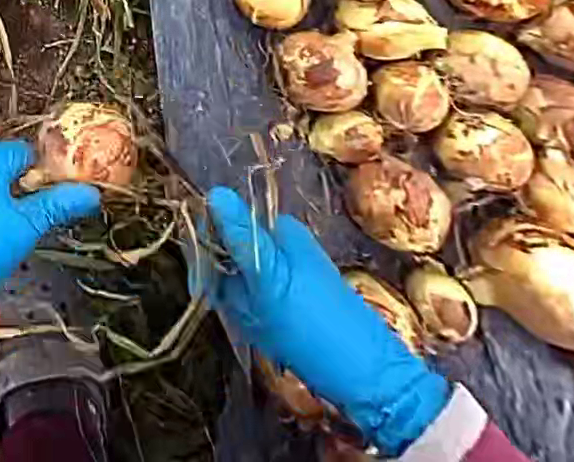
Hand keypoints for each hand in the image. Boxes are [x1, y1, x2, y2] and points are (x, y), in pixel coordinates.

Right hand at [205, 186, 449, 453]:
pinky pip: (258, 289)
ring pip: (241, 271)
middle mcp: (284, 239)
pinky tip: (265, 331)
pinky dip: (253, 309)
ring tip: (252, 323)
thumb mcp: (269, 283)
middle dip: (221, 278)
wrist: (373, 381)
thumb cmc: (314, 330)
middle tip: (234, 310)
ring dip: (237, 298)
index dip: (204, 250)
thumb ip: (240, 238)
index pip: (222, 220)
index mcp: (277, 229)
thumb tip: (214, 192)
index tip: (200, 286)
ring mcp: (291, 265)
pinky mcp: (296, 290)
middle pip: (230, 246)